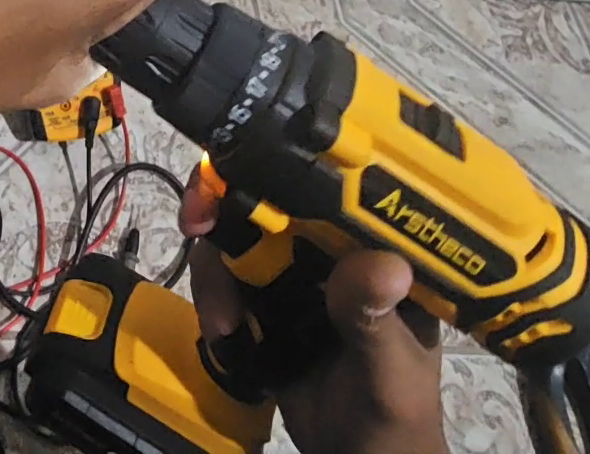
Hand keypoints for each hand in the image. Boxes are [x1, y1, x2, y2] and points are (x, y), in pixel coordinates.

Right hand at [181, 179, 445, 453]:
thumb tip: (382, 261)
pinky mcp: (260, 298)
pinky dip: (211, 296)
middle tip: (195, 222)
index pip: (321, 189)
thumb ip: (376, 318)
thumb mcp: (391, 370)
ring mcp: (290, 272)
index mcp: (367, 248)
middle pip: (263, 199)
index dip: (275, 169)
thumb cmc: (394, 418)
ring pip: (234, 236)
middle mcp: (326, 248)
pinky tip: (224, 333)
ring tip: (222, 322)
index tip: (235, 180)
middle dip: (221, 203)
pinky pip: (221, 275)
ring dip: (214, 270)